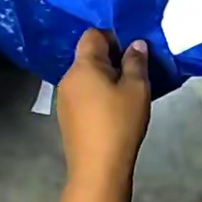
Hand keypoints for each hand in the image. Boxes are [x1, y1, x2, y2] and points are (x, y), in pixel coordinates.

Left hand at [56, 29, 151, 188]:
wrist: (97, 167)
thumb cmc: (119, 122)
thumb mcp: (137, 89)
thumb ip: (136, 62)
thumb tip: (135, 44)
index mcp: (83, 66)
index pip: (93, 34)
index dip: (113, 36)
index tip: (133, 51)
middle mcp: (68, 77)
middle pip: (88, 55)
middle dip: (112, 58)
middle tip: (136, 72)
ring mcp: (64, 98)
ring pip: (86, 76)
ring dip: (105, 77)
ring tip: (127, 93)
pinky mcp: (66, 116)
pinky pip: (83, 93)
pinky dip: (98, 93)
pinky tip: (113, 110)